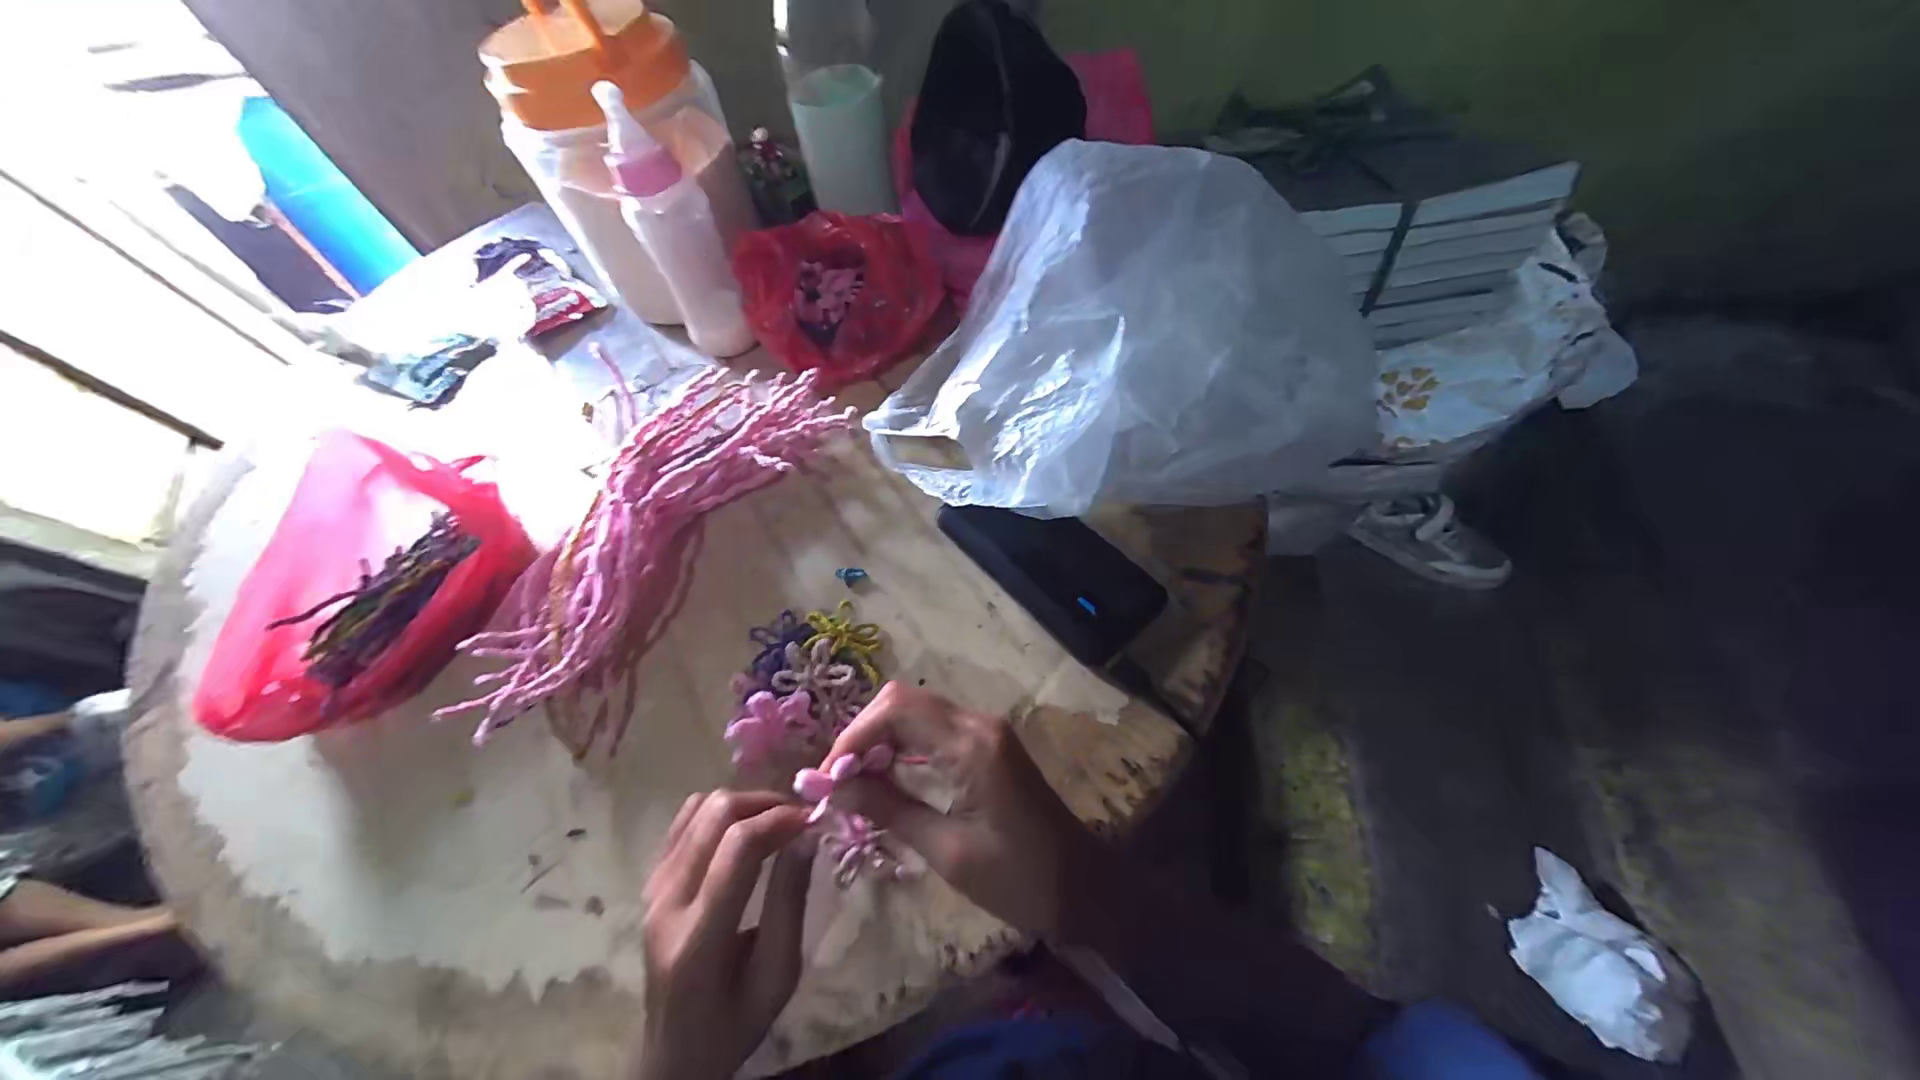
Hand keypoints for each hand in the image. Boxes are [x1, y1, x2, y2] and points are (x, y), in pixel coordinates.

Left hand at [626, 790, 814, 1079]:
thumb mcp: (778, 975)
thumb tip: (807, 836)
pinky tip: (743, 830)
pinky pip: (685, 820)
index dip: (781, 820)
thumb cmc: (734, 1023)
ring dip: (745, 803)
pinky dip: (720, 812)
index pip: (738, 847)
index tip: (814, 821)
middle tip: (798, 820)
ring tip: (775, 822)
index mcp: (698, 937)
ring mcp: (652, 888)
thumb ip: (790, 902)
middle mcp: (666, 903)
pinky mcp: (650, 881)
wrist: (672, 1053)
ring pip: (699, 807)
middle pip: (716, 814)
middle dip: (766, 803)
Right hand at [819, 683, 1108, 935]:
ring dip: (879, 739)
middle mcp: (977, 723)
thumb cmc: (1018, 878)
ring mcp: (985, 730)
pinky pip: (933, 729)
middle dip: (862, 735)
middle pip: (903, 701)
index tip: (826, 779)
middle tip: (836, 782)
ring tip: (852, 785)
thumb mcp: (947, 851)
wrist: (1084, 886)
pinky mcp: (986, 743)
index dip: (853, 736)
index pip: (897, 709)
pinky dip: (902, 746)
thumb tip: (831, 787)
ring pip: (915, 711)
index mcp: (971, 744)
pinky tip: (884, 779)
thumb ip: (888, 809)